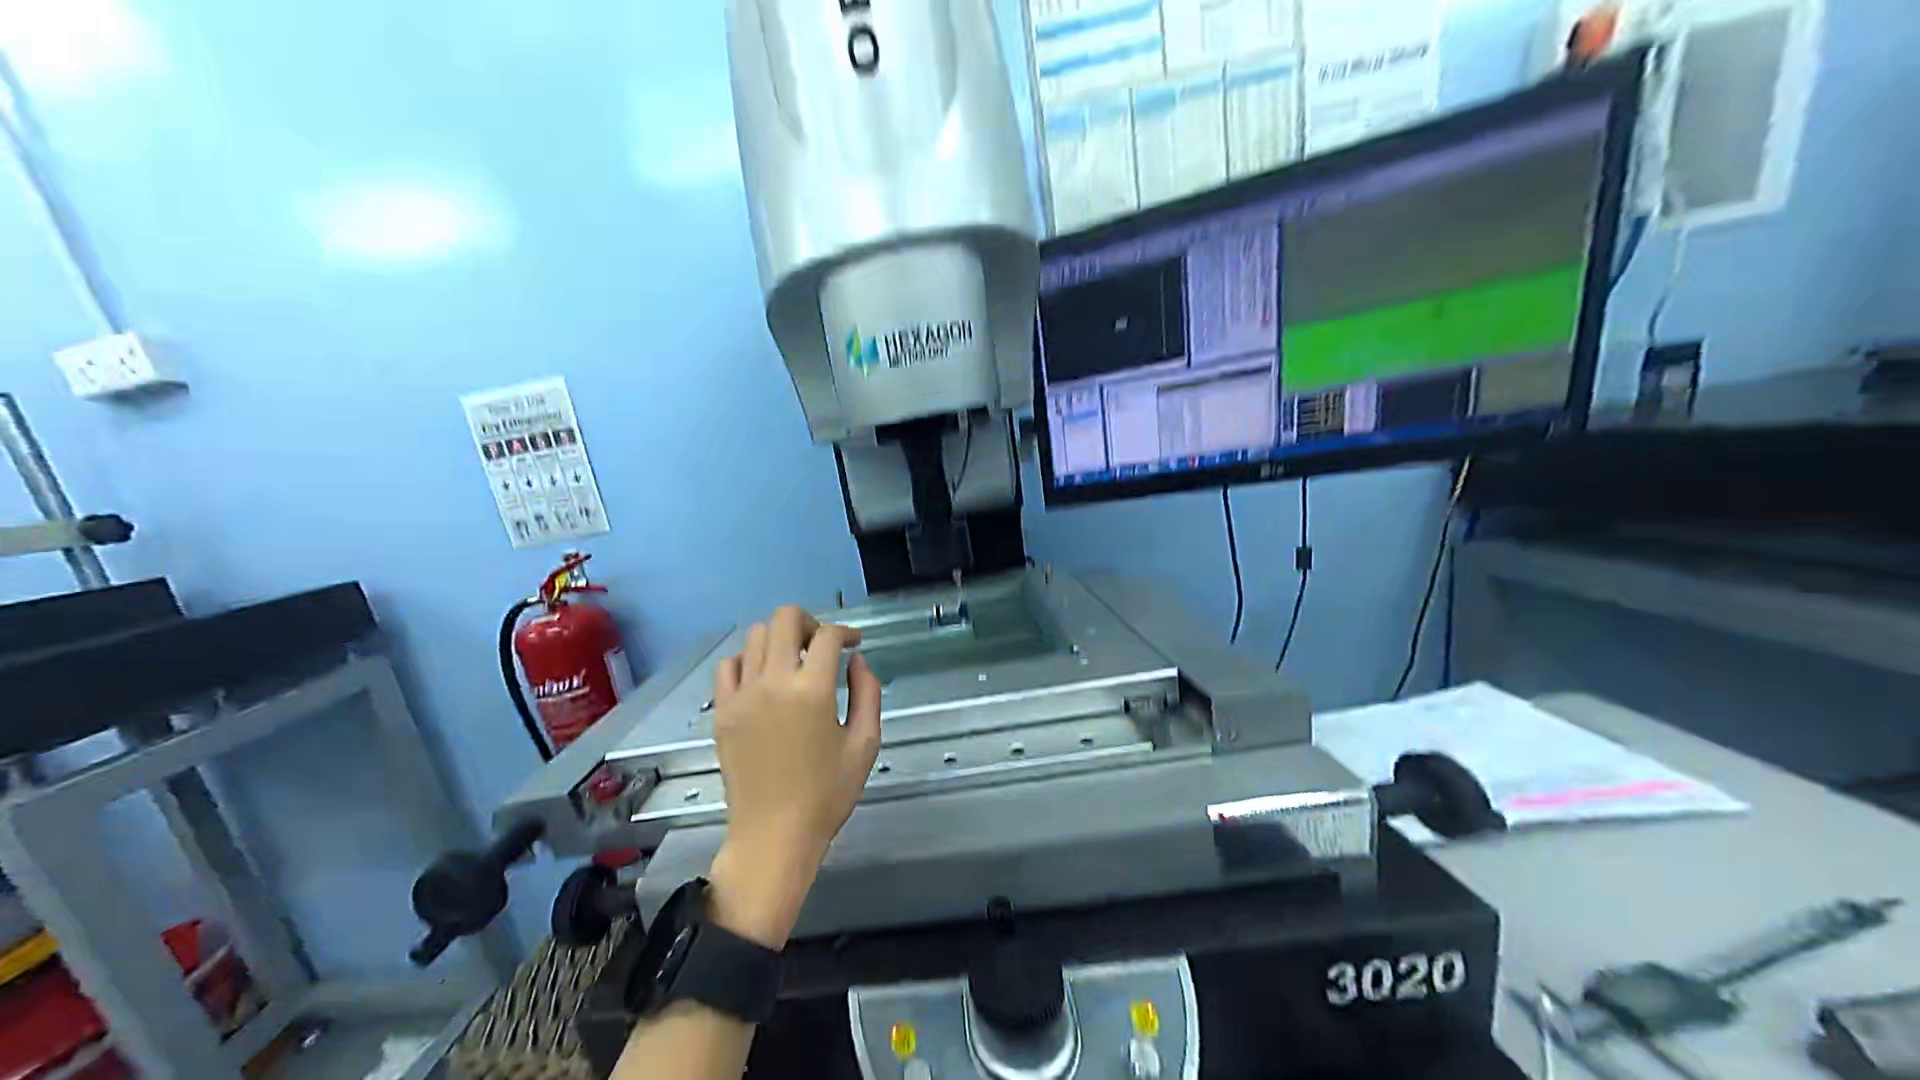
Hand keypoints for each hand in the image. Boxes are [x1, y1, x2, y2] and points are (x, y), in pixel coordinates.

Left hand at [706, 605, 881, 946]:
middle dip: (810, 622)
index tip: (854, 644)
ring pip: (755, 636)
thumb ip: (868, 693)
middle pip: (784, 619)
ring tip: (794, 661)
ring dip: (780, 638)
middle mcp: (773, 683)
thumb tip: (857, 661)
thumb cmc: (826, 794)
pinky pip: (729, 665)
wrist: (773, 835)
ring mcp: (742, 695)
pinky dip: (748, 660)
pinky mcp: (722, 711)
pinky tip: (763, 678)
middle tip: (822, 644)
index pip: (828, 636)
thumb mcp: (865, 744)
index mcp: (812, 691)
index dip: (846, 632)